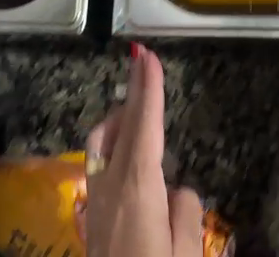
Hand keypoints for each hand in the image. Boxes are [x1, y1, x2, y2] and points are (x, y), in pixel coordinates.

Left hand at [84, 44, 202, 256]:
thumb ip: (186, 217)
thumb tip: (179, 191)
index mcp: (137, 192)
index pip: (144, 128)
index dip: (148, 90)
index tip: (147, 55)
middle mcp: (110, 190)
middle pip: (119, 129)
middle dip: (132, 94)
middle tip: (144, 64)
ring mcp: (96, 207)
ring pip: (102, 146)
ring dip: (120, 120)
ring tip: (138, 106)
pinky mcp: (93, 224)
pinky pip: (101, 168)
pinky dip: (114, 147)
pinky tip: (129, 157)